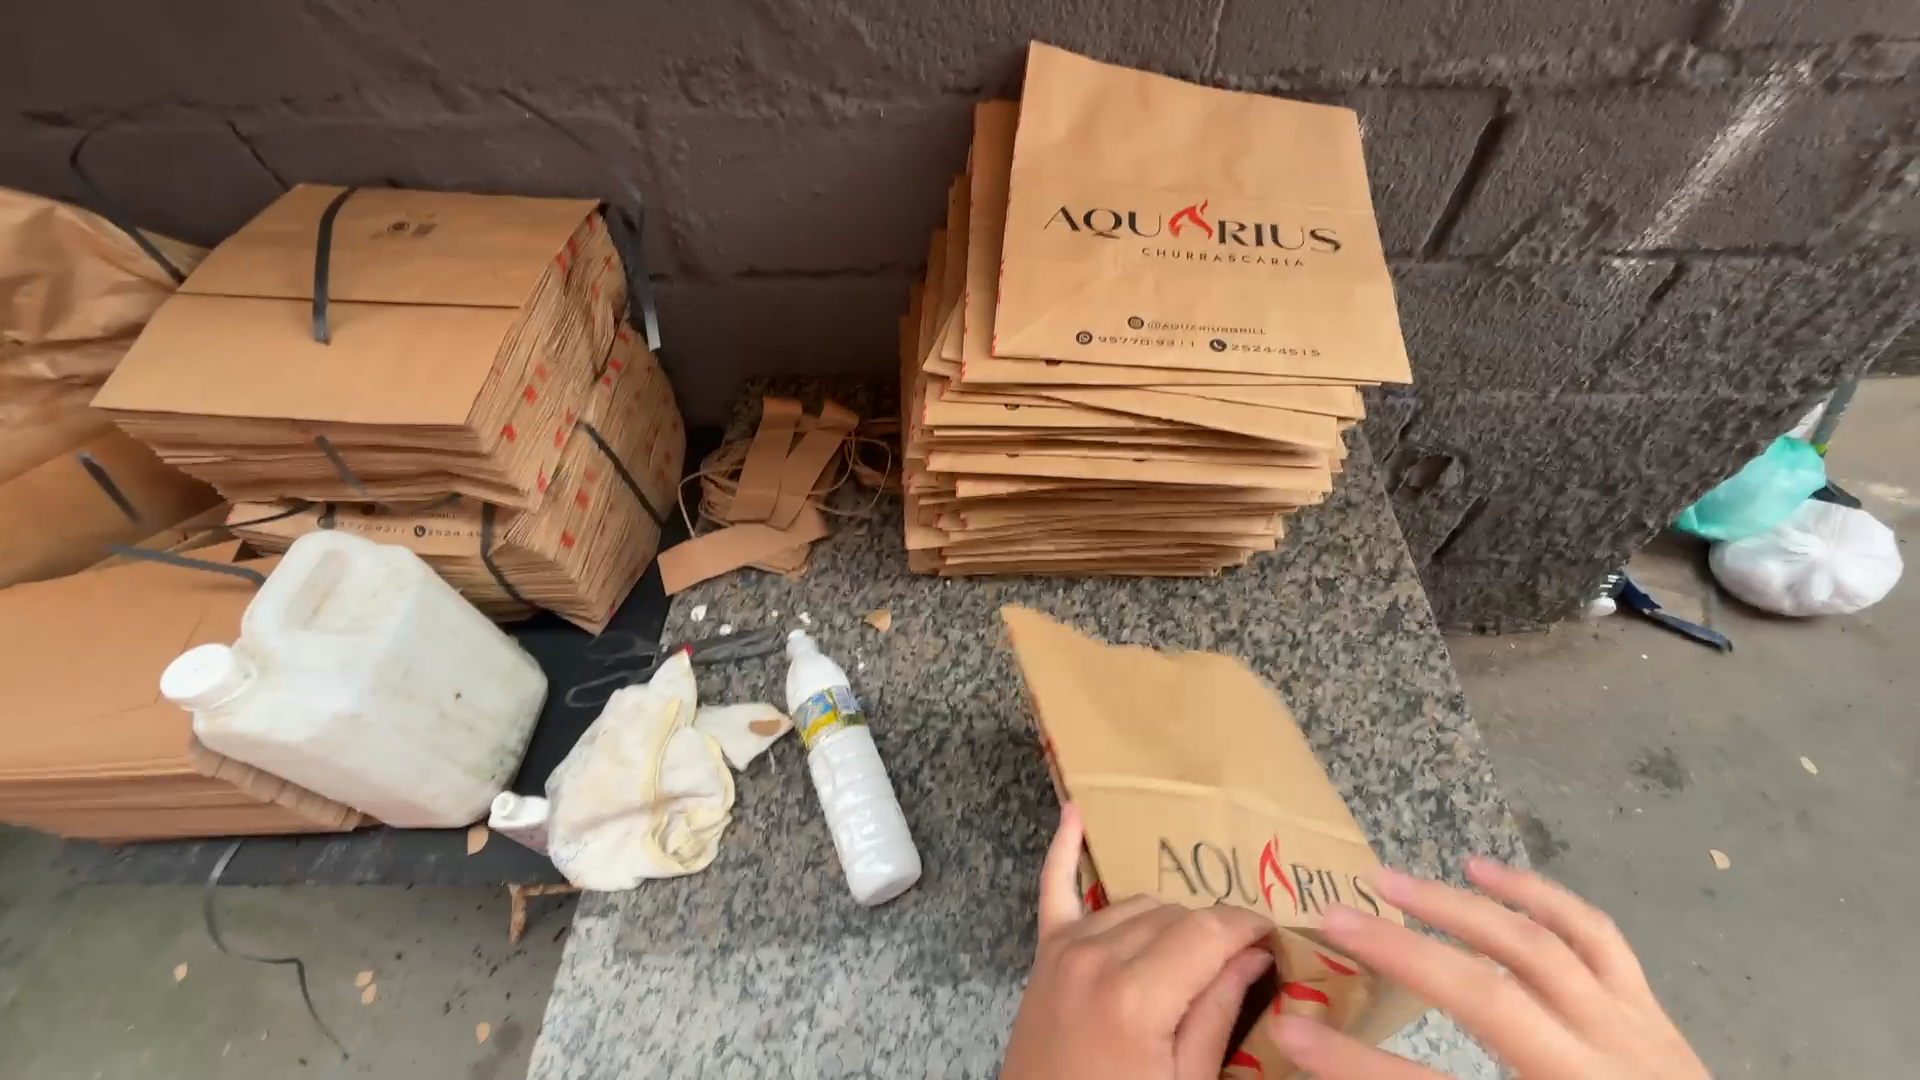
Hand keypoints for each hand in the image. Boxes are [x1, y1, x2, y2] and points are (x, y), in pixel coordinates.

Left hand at [1001, 805, 1275, 1079]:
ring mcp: (1065, 949)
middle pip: (1172, 914)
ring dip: (1168, 918)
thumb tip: (1255, 952)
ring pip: (1134, 902)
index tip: (1275, 934)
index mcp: (1135, 996)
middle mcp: (1096, 956)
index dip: (1246, 926)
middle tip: (1239, 961)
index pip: (1206, 931)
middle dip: (1211, 932)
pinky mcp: (1045, 952)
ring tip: (1194, 950)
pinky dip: (1063, 848)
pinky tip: (1075, 812)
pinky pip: (1054, 887)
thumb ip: (1216, 1013)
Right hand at [1272, 857, 1709, 1079]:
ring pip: (1539, 948)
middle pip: (1486, 996)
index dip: (1353, 1062)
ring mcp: (1637, 1035)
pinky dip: (1537, 896)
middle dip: (1401, 951)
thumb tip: (1333, 1052)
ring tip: (1394, 879)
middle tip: (1332, 915)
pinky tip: (1487, 870)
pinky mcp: (1653, 1013)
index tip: (1291, 1030)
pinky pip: (1596, 937)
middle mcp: (1600, 1069)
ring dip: (1456, 906)